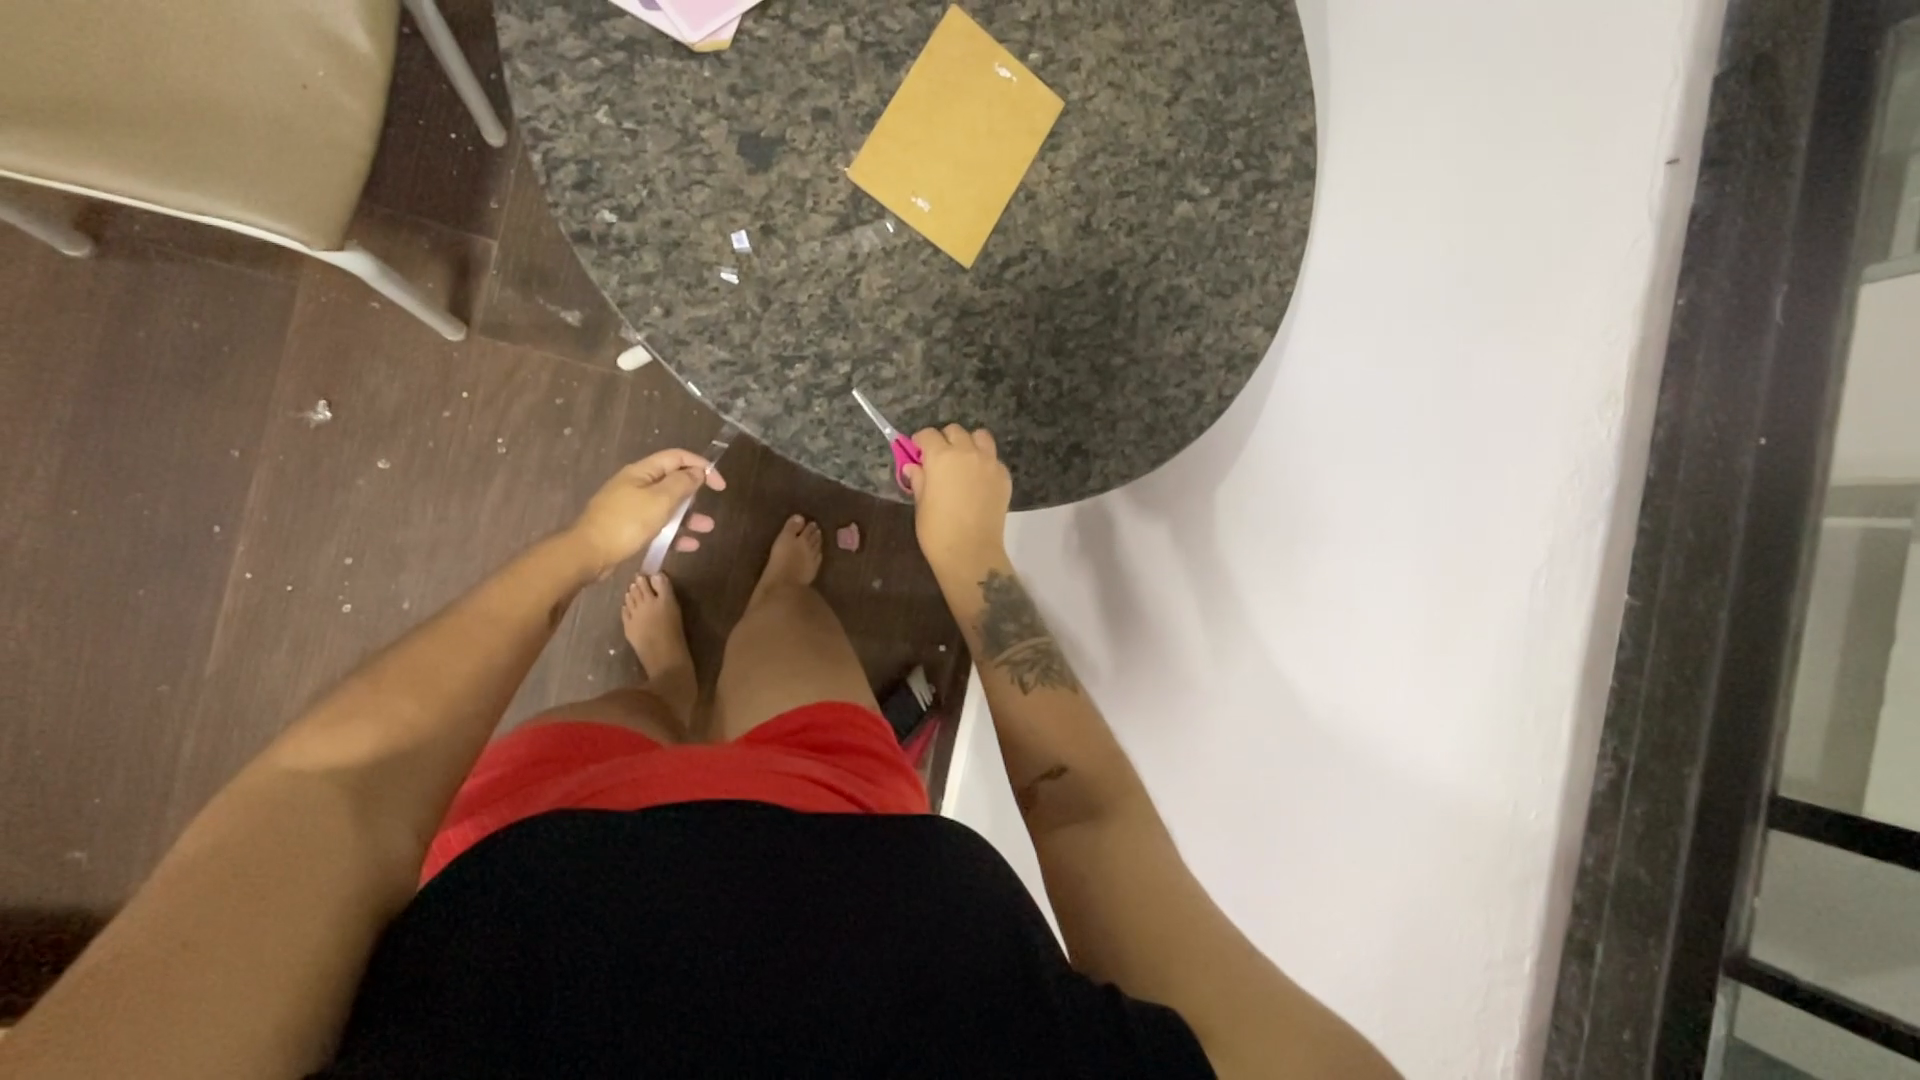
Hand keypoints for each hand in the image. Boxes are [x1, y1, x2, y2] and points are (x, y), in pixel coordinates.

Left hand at [567, 449, 725, 576]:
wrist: (588, 553)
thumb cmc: (626, 523)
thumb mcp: (660, 500)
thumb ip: (681, 484)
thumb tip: (696, 472)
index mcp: (642, 472)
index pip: (677, 457)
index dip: (701, 466)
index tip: (719, 485)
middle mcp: (637, 485)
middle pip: (672, 481)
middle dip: (695, 493)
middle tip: (711, 506)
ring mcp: (632, 506)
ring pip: (667, 506)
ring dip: (689, 516)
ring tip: (706, 528)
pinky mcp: (630, 526)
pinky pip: (658, 524)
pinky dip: (674, 532)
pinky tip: (688, 545)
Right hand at [904, 425, 1010, 572]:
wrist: (971, 552)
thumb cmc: (937, 531)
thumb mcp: (921, 503)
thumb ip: (919, 479)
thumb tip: (913, 467)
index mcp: (941, 457)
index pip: (928, 435)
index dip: (920, 442)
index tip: (917, 452)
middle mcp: (967, 453)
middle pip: (955, 431)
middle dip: (945, 440)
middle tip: (939, 459)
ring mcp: (989, 463)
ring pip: (980, 437)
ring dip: (969, 443)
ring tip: (963, 462)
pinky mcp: (1004, 477)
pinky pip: (994, 459)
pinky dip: (985, 462)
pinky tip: (978, 481)